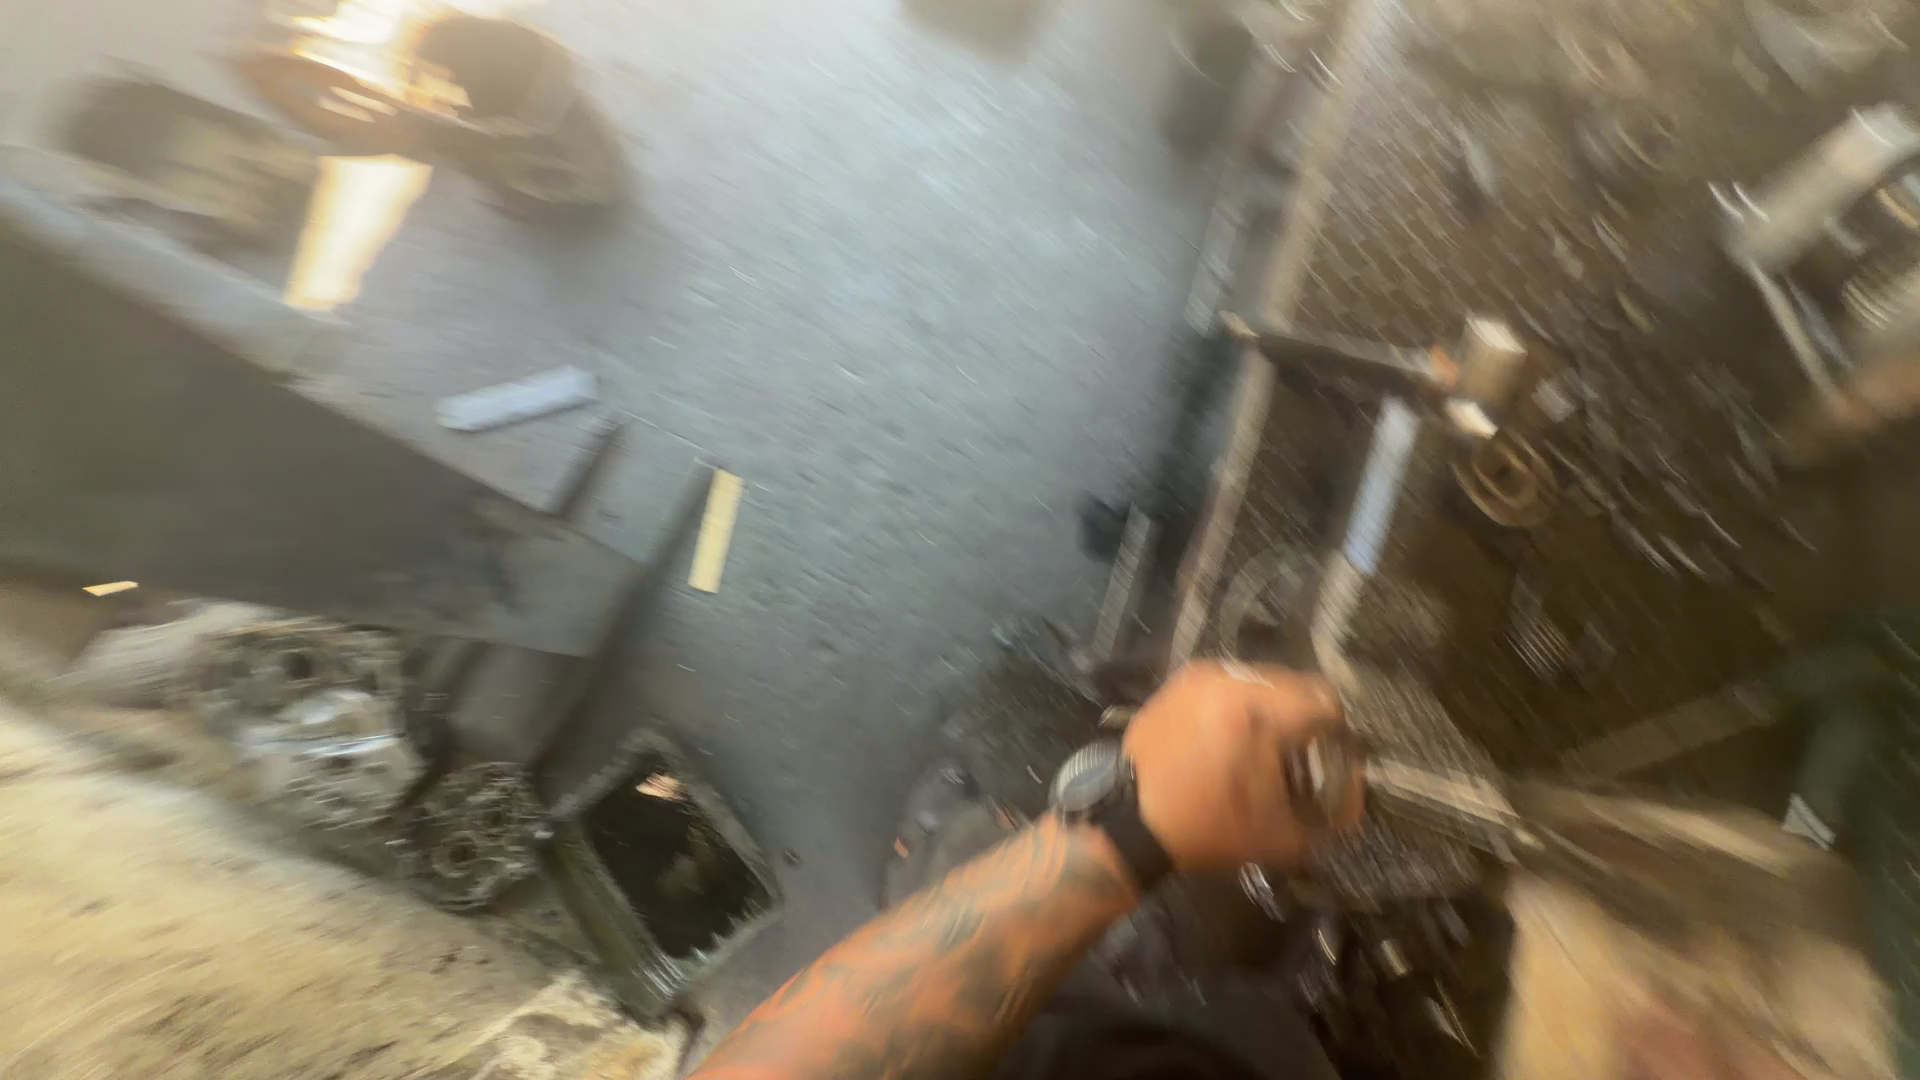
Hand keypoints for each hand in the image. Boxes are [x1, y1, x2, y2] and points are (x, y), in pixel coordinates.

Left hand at [1123, 661, 1356, 869]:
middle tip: (1302, 752)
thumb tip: (1357, 788)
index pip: (1322, 699)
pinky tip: (1233, 735)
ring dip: (1272, 707)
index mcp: (1253, 711)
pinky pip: (1227, 682)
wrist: (1127, 819)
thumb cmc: (1205, 827)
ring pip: (1259, 679)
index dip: (1337, 730)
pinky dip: (1240, 703)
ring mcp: (1197, 676)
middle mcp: (1226, 680)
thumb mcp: (1280, 834)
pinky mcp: (1178, 681)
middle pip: (1292, 684)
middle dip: (1305, 717)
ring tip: (1265, 744)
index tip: (1334, 756)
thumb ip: (1333, 812)